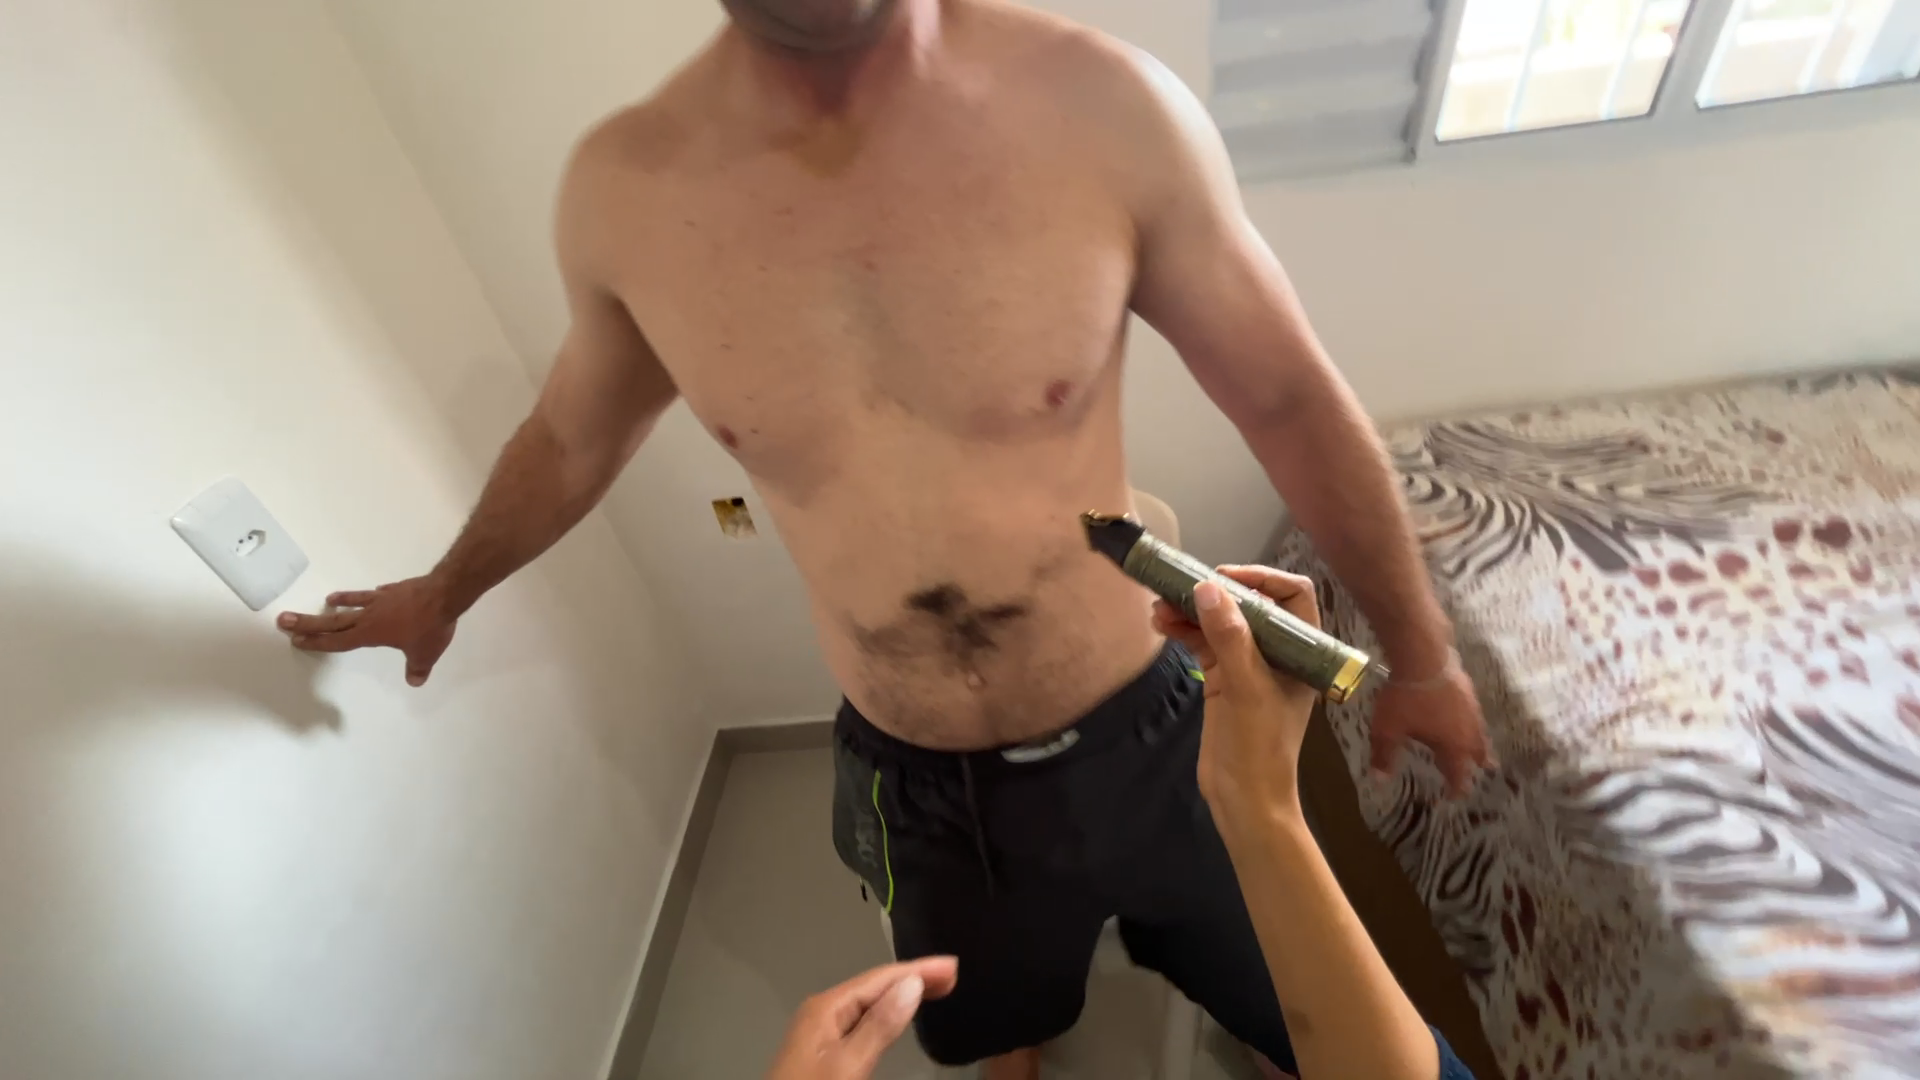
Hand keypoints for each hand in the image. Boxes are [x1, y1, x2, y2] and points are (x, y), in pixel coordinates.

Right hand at [278, 577, 457, 686]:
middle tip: (283, 619)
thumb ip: (417, 668)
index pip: (338, 641)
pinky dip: (375, 593)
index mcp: (370, 633)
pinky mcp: (397, 588)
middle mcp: (370, 615)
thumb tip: (415, 682)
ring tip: (329, 600)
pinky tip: (376, 590)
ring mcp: (383, 599)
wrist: (444, 594)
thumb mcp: (425, 653)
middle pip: (335, 620)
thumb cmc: (430, 626)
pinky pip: (381, 591)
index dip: (317, 643)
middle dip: (309, 622)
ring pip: (356, 600)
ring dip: (341, 601)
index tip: (296, 640)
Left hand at [767, 956, 957, 1079]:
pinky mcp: (822, 1055)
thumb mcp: (847, 1068)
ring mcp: (820, 1033)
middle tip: (952, 977)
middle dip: (913, 978)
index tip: (953, 966)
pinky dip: (886, 1014)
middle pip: (875, 987)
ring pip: (868, 1004)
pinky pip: (862, 1021)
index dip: (919, 970)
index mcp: (826, 1008)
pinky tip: (897, 1015)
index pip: (880, 979)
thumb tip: (913, 982)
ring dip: (902, 994)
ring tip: (935, 988)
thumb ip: (880, 1026)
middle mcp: (822, 1012)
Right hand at [1151, 566, 1320, 824]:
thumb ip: (1228, 637)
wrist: (1243, 800)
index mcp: (1302, 651)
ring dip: (1190, 612)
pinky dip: (1183, 631)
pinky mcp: (1223, 679)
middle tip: (1181, 586)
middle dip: (1214, 594)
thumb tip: (1206, 587)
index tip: (1222, 579)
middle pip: (1249, 605)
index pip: (1293, 595)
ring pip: (1220, 623)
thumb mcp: (1245, 687)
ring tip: (1159, 608)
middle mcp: (1277, 652)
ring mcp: (1248, 665)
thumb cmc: (1259, 746)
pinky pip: (1202, 643)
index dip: (1261, 578)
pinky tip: (1161, 625)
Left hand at [1371, 666, 1491, 796]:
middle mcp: (1469, 732)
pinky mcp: (1468, 691)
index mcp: (1453, 746)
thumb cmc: (1405, 698)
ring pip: (1479, 733)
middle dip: (1475, 764)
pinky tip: (1463, 715)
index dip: (1456, 788)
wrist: (1424, 658)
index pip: (1458, 775)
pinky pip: (1473, 714)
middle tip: (1482, 770)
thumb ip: (1384, 755)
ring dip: (1477, 743)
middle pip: (1477, 754)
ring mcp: (1472, 709)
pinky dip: (1470, 722)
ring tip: (1478, 747)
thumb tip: (1379, 781)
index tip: (1453, 797)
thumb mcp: (1388, 729)